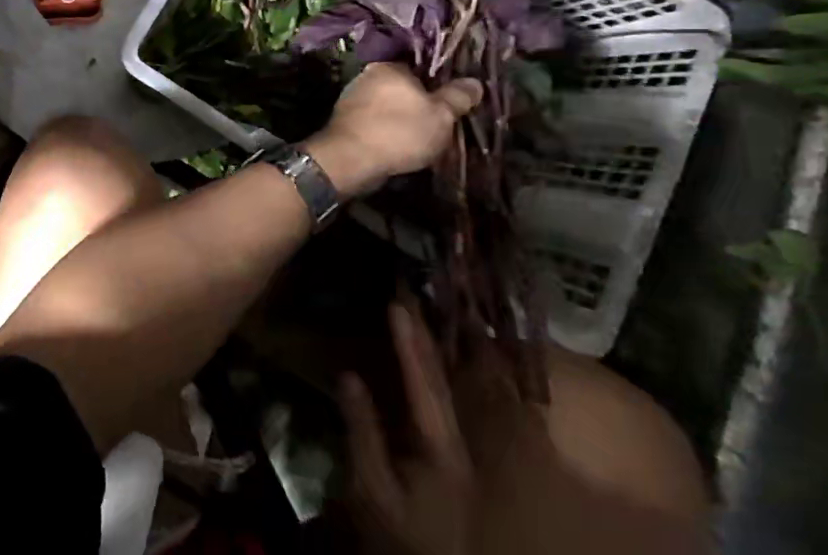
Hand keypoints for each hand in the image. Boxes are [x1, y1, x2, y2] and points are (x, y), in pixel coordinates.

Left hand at [302, 63, 480, 197]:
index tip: (452, 107)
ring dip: (402, 122)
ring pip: (388, 108)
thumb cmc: (400, 131)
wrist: (350, 159)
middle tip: (439, 127)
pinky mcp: (345, 122)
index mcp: (388, 67)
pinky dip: (387, 133)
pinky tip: (398, 148)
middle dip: (419, 107)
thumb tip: (475, 82)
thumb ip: (458, 97)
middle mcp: (366, 77)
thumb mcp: (441, 115)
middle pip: (403, 90)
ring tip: (421, 142)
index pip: (420, 70)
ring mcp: (352, 100)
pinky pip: (375, 124)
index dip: (439, 88)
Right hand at [339, 301, 475, 554]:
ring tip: (445, 313)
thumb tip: (348, 377)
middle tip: (419, 296)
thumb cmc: (406, 536)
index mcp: (438, 447)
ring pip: (472, 391)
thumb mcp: (373, 493)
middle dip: (432, 336)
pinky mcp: (475, 459)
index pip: (424, 385)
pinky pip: (479, 407)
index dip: (410, 344)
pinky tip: (467, 358)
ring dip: (458, 350)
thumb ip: (363, 435)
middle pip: (450, 380)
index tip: (399, 305)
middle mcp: (463, 441)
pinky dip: (475, 377)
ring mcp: (475, 450)